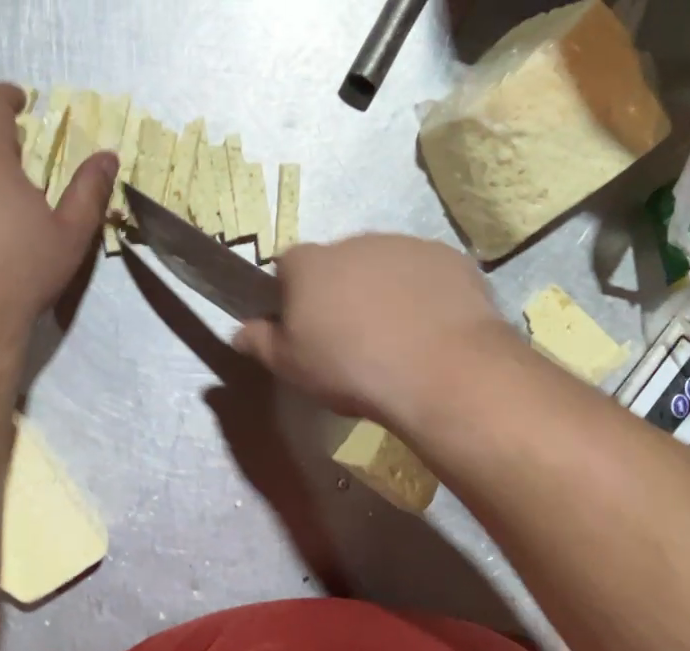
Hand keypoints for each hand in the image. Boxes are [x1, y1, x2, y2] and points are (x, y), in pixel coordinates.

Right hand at [233, 235, 521, 422]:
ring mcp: (406, 245)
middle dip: (339, 291)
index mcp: (309, 265)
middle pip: (337, 263)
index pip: (286, 265)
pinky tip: (428, 332)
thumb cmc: (349, 368)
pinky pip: (425, 275)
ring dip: (382, 291)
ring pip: (384, 266)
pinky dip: (423, 296)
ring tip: (393, 339)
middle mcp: (355, 242)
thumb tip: (239, 331)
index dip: (291, 294)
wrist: (438, 369)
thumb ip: (260, 343)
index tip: (302, 327)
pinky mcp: (449, 258)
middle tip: (349, 339)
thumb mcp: (290, 367)